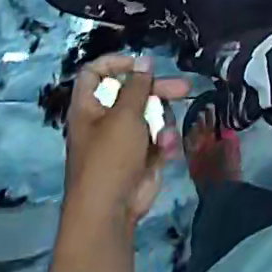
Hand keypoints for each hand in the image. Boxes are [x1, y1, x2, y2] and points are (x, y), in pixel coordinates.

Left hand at [62, 54, 191, 227]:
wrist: (111, 210)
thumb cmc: (110, 158)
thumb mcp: (124, 115)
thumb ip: (137, 85)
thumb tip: (144, 61)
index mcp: (89, 107)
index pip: (95, 73)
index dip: (116, 63)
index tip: (140, 64)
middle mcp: (106, 119)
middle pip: (133, 92)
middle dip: (158, 91)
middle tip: (182, 87)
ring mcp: (125, 137)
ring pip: (151, 113)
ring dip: (163, 122)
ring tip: (164, 138)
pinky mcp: (142, 153)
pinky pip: (159, 135)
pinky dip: (164, 141)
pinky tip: (165, 151)